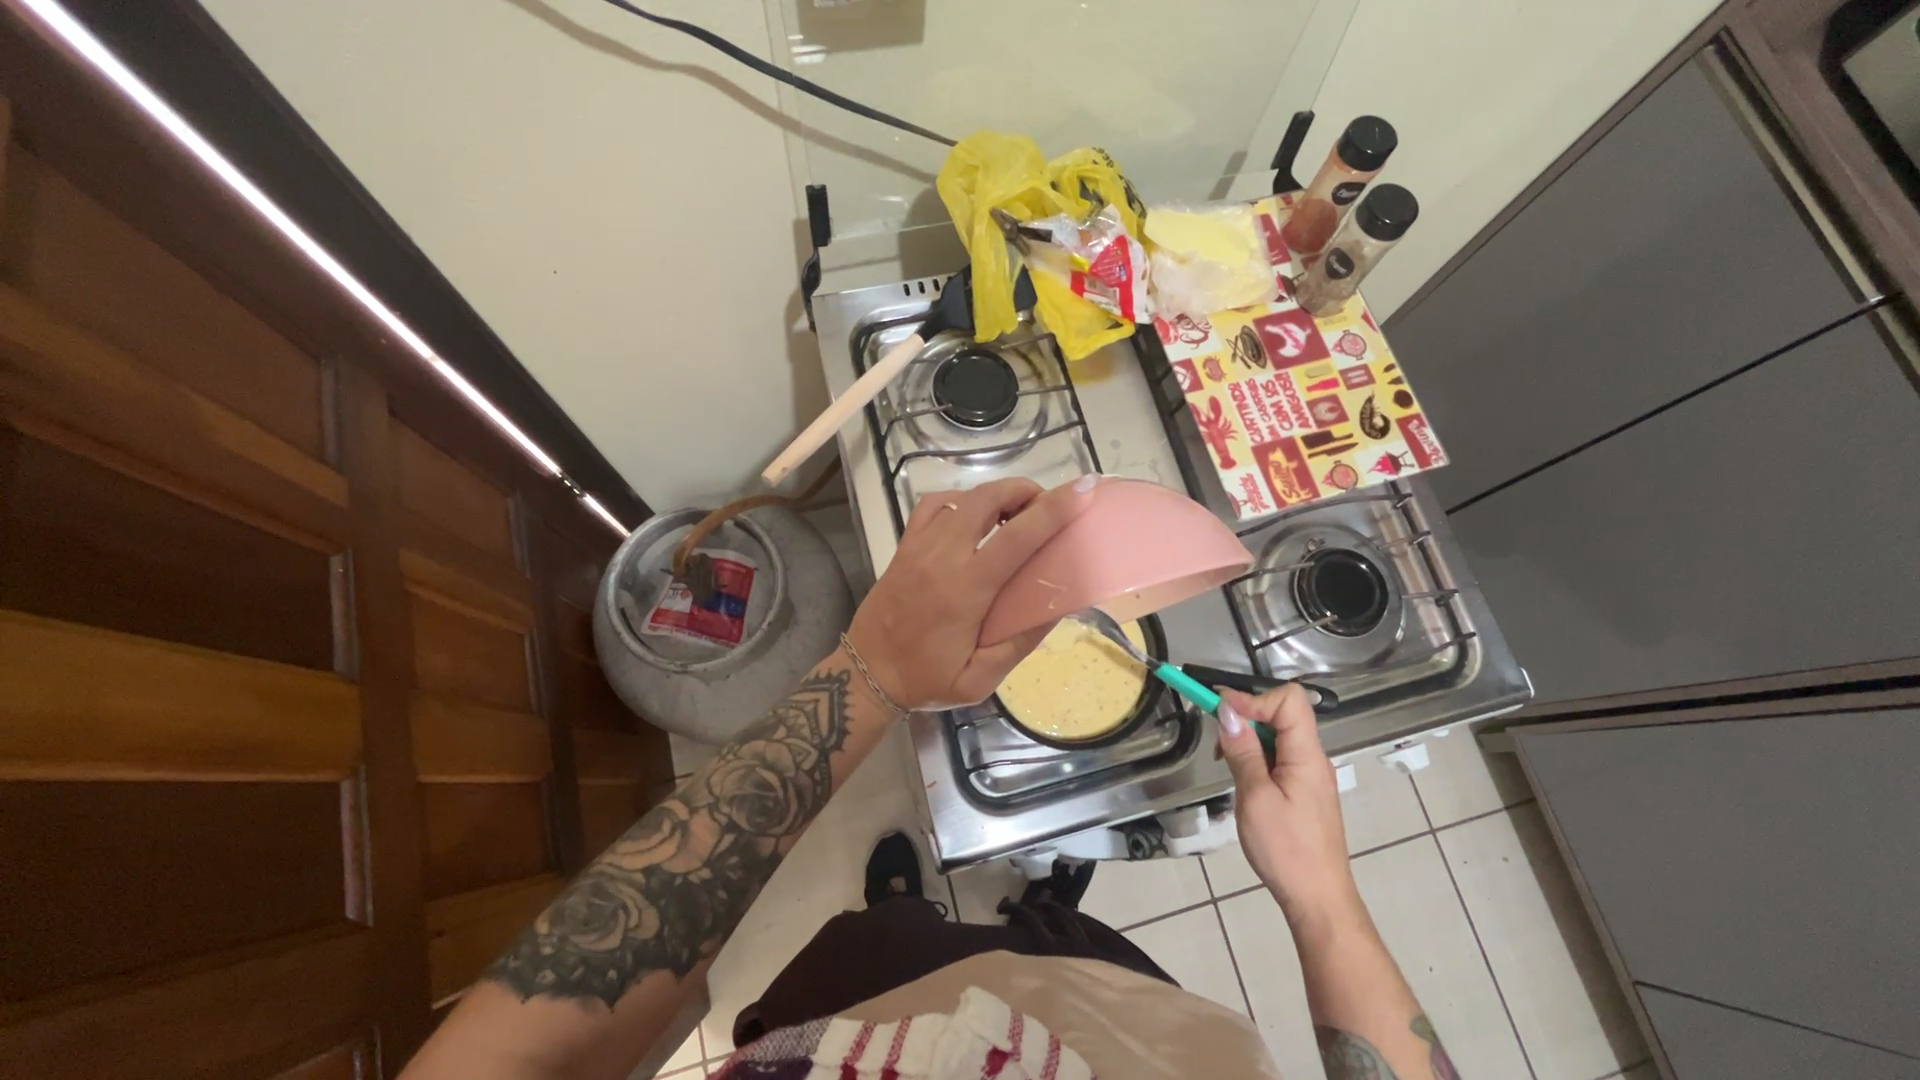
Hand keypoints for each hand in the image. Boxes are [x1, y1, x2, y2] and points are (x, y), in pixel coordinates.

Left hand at [845, 476, 1097, 709]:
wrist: (866, 675)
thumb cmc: (926, 681)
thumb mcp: (979, 679)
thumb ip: (1019, 643)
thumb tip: (1056, 607)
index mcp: (965, 590)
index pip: (1017, 537)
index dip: (1053, 510)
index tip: (1083, 490)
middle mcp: (941, 557)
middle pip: (987, 500)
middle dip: (1024, 491)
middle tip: (1048, 506)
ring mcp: (918, 547)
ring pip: (961, 499)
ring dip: (995, 495)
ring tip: (1016, 513)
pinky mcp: (903, 547)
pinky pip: (932, 506)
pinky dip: (959, 501)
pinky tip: (972, 517)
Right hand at [1218, 685, 1364, 931]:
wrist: (1317, 898)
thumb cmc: (1286, 850)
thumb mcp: (1255, 797)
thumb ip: (1242, 751)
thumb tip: (1227, 711)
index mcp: (1307, 755)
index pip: (1288, 700)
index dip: (1252, 698)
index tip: (1219, 712)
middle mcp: (1313, 758)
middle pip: (1283, 713)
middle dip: (1246, 716)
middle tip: (1217, 739)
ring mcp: (1310, 776)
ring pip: (1279, 736)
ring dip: (1248, 738)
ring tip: (1225, 762)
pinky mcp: (1304, 792)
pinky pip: (1280, 758)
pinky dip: (1257, 757)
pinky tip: (1242, 780)